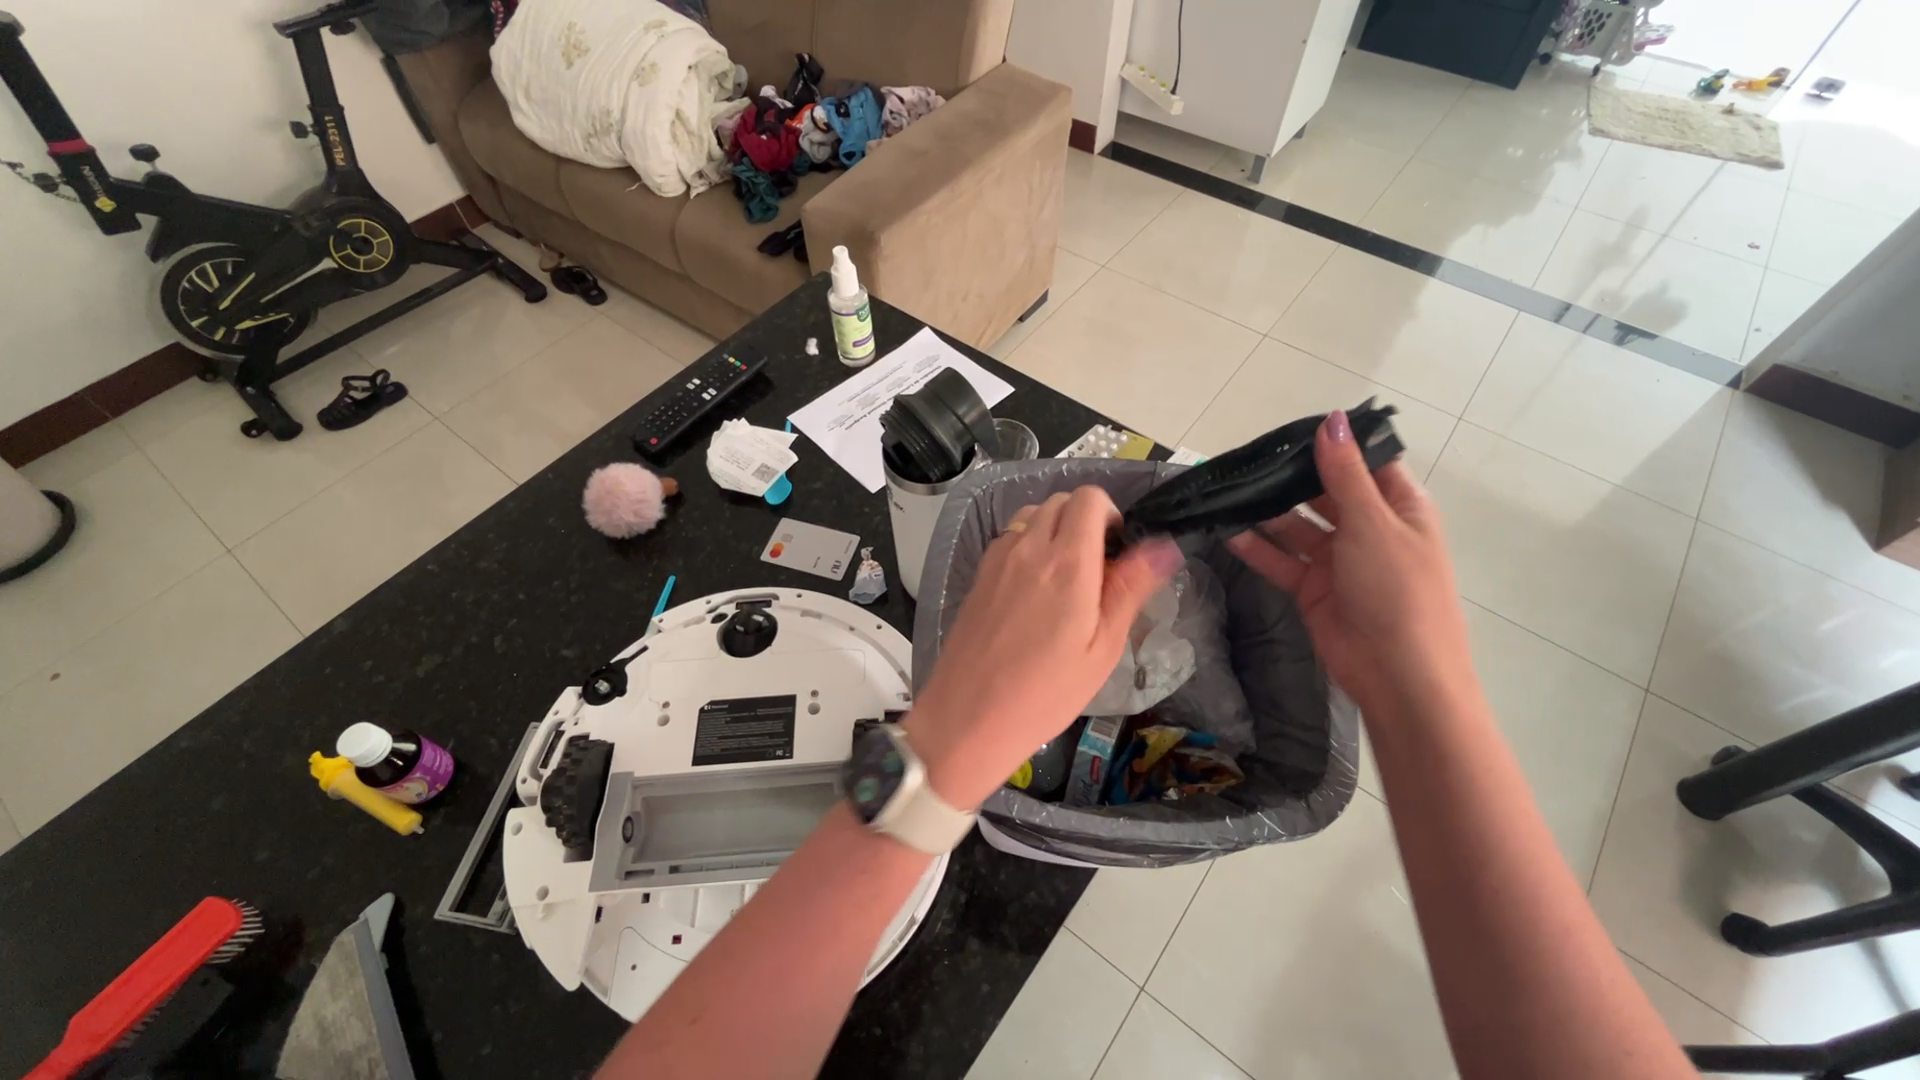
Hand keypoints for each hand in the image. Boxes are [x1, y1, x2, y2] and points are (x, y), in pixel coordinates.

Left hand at [904, 487, 1181, 808]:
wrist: (968, 718)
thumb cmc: (1045, 693)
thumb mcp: (1102, 649)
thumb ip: (1129, 588)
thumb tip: (1163, 547)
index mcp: (1067, 563)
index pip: (1089, 499)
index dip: (1109, 514)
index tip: (1117, 549)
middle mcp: (1028, 549)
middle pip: (1060, 501)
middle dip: (1084, 520)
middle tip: (1096, 567)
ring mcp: (997, 559)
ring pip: (1031, 515)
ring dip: (1054, 529)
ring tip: (1065, 577)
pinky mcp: (978, 575)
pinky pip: (1009, 539)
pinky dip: (1027, 545)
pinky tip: (1034, 591)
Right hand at [1225, 410, 1475, 721]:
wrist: (1398, 673)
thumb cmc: (1398, 590)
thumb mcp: (1373, 524)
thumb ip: (1345, 474)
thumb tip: (1331, 420)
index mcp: (1399, 507)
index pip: (1365, 464)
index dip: (1333, 445)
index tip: (1290, 428)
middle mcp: (1368, 529)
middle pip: (1324, 492)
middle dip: (1289, 478)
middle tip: (1246, 459)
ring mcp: (1338, 560)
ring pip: (1297, 526)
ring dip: (1268, 512)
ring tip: (1228, 491)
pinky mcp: (1312, 588)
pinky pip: (1281, 560)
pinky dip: (1258, 548)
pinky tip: (1228, 531)